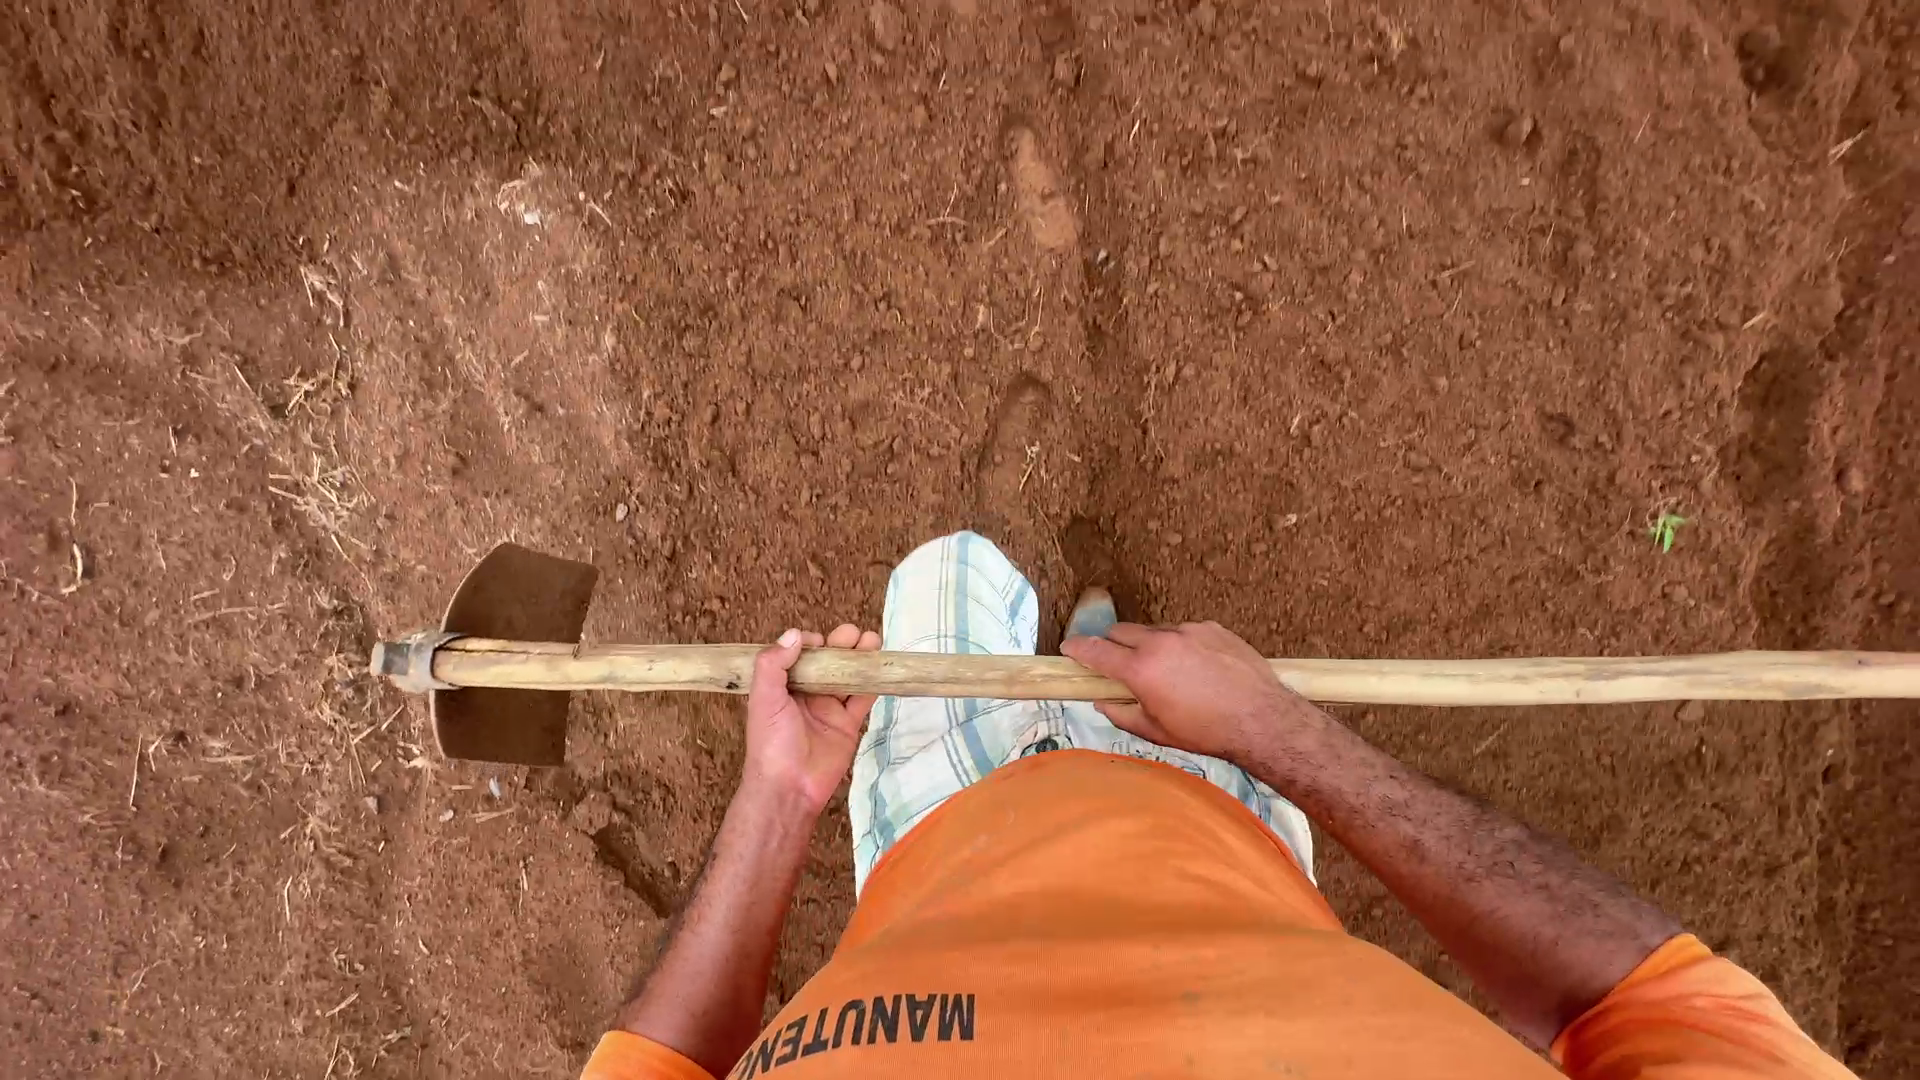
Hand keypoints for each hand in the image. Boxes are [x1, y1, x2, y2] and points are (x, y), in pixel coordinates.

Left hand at [744, 623, 880, 813]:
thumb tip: (794, 633)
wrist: (788, 787)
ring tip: (873, 640)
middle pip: (829, 661)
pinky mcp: (849, 723)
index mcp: (784, 685)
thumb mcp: (764, 699)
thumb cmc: (771, 742)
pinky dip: (874, 682)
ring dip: (861, 658)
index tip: (819, 642)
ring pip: (849, 676)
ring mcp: (830, 707)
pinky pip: (864, 698)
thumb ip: (773, 664)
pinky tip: (882, 667)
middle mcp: (808, 693)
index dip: (812, 643)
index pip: (801, 654)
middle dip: (842, 644)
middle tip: (854, 634)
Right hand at [1061, 621, 1328, 765]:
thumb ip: (1122, 714)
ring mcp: (1187, 630)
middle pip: (1120, 632)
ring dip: (1148, 646)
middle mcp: (1160, 642)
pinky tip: (1196, 668)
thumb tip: (1103, 702)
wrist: (1263, 719)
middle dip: (1112, 645)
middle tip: (1119, 666)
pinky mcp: (1211, 627)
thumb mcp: (1157, 732)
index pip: (1095, 651)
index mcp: (1141, 670)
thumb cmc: (1206, 732)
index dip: (1077, 650)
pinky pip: (1183, 631)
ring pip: (1153, 631)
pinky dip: (1179, 645)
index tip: (1067, 650)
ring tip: (1167, 672)